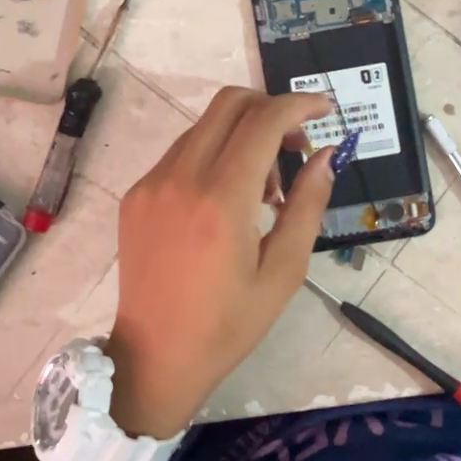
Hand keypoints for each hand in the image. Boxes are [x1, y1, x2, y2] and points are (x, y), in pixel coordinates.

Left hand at [106, 88, 336, 438]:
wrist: (154, 357)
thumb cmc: (228, 324)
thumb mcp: (284, 272)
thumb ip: (307, 205)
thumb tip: (325, 155)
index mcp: (222, 200)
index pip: (263, 120)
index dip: (299, 104)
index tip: (325, 109)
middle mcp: (181, 178)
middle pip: (229, 104)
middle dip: (272, 109)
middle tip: (297, 146)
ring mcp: (152, 183)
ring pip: (205, 125)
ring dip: (243, 134)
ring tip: (265, 188)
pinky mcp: (136, 194)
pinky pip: (182, 151)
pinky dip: (215, 154)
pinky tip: (228, 199)